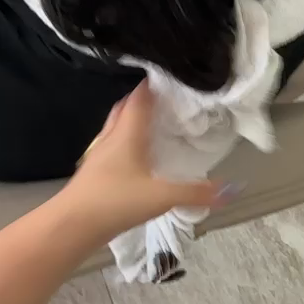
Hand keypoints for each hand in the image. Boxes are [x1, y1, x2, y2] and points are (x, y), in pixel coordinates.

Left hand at [50, 82, 222, 246]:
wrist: (72, 226)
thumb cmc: (115, 201)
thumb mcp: (162, 197)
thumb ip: (196, 193)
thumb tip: (231, 190)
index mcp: (127, 132)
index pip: (141, 96)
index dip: (155, 82)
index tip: (174, 77)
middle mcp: (111, 137)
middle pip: (126, 108)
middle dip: (145, 100)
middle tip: (167, 101)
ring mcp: (99, 155)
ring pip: (117, 128)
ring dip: (133, 122)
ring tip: (155, 126)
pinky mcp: (94, 173)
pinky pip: (112, 148)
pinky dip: (126, 145)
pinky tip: (136, 159)